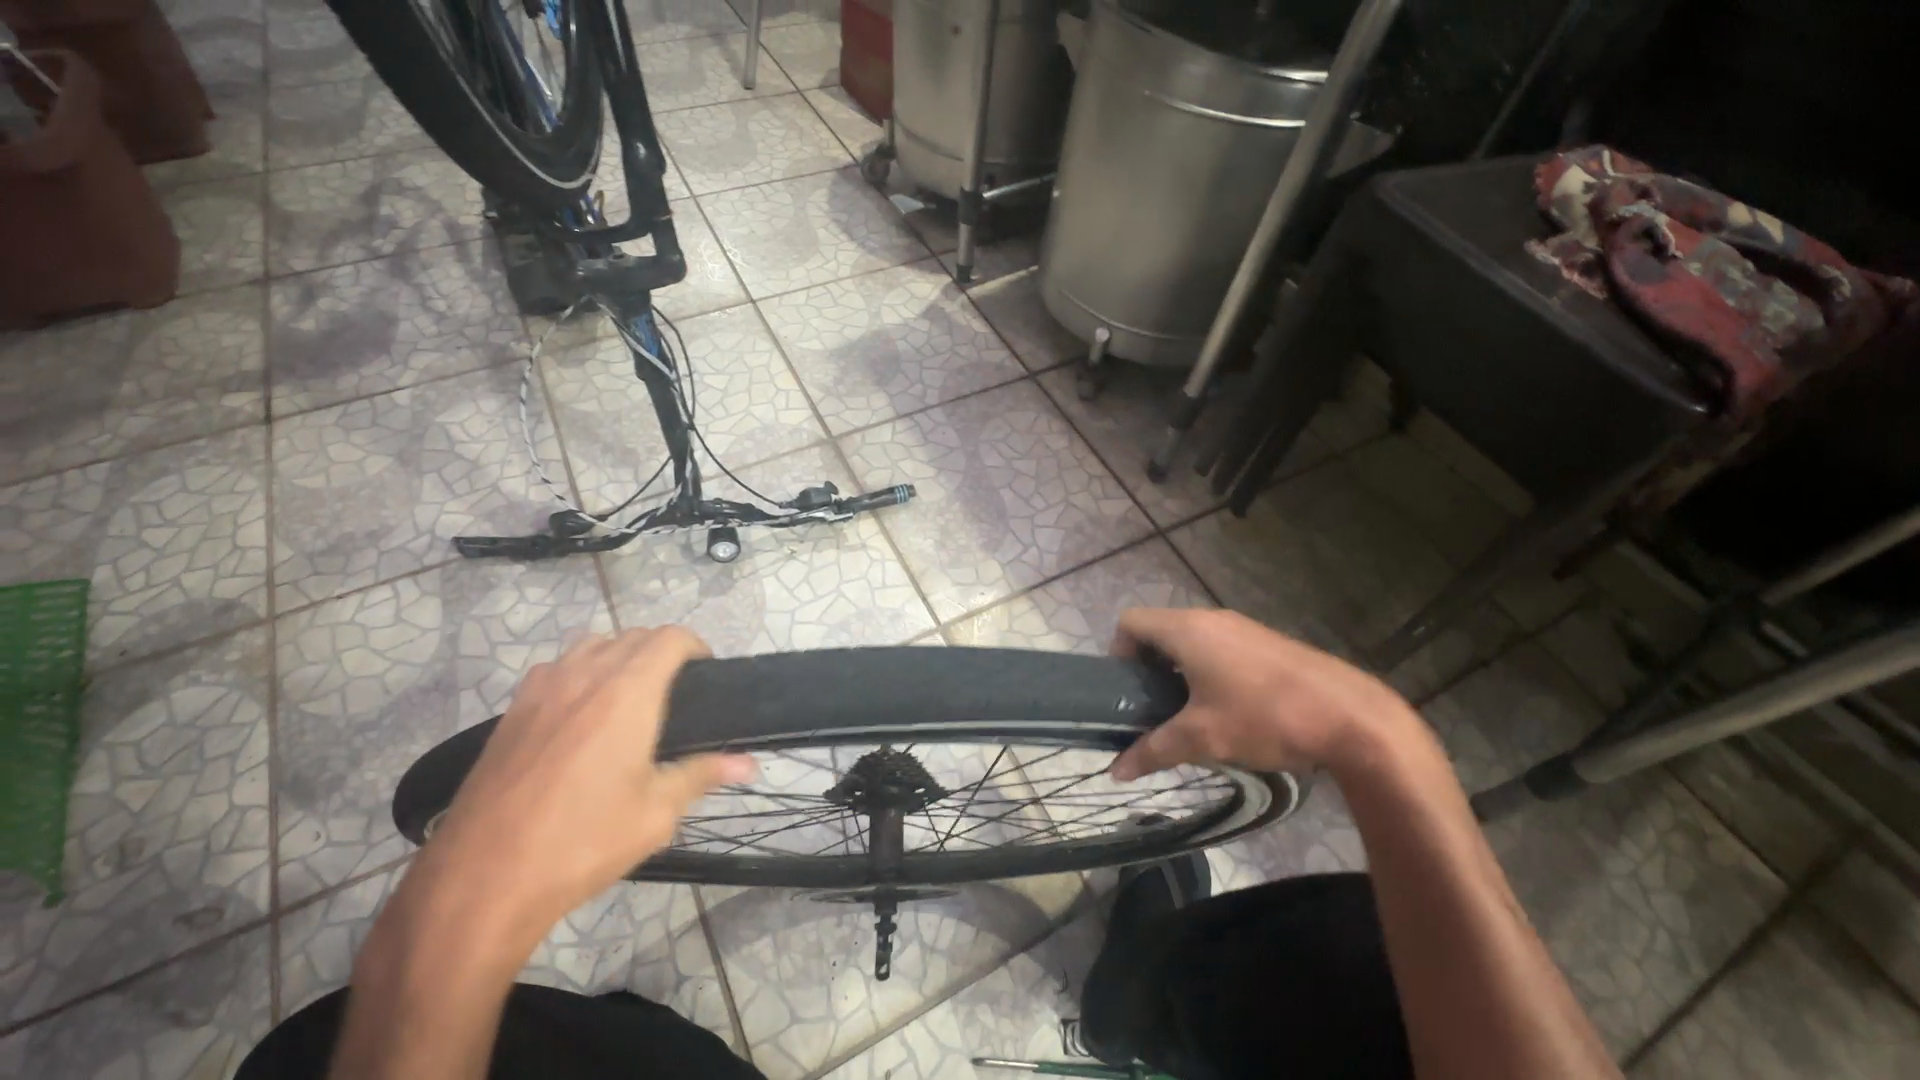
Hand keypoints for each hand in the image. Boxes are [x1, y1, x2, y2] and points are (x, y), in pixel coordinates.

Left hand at [418, 626, 755, 932]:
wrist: (485, 876)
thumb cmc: (583, 842)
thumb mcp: (656, 813)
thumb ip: (702, 775)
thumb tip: (748, 763)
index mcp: (628, 693)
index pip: (669, 638)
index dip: (695, 647)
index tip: (707, 675)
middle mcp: (584, 675)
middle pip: (632, 636)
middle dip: (661, 652)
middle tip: (678, 694)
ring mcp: (541, 689)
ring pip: (591, 646)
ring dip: (618, 657)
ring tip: (630, 700)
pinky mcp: (511, 710)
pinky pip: (557, 670)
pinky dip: (581, 675)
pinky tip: (581, 720)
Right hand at [1109, 608, 1416, 781]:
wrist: (1352, 718)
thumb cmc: (1264, 718)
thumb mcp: (1202, 739)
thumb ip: (1153, 751)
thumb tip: (1115, 772)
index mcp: (1188, 629)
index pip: (1130, 623)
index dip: (1118, 655)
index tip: (1125, 693)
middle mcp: (1212, 619)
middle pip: (1160, 631)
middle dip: (1148, 670)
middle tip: (1151, 711)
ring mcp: (1244, 629)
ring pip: (1192, 642)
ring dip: (1179, 674)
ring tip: (1187, 718)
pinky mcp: (1267, 645)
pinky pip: (1220, 650)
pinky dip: (1208, 674)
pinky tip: (1225, 714)